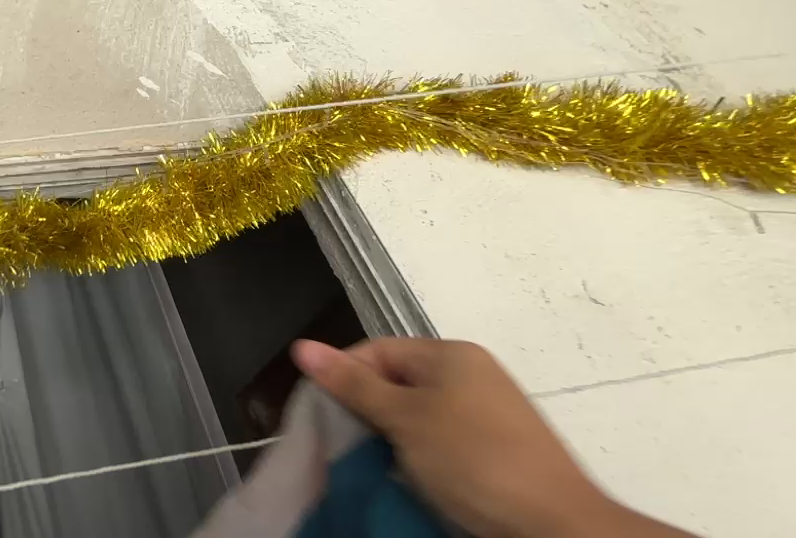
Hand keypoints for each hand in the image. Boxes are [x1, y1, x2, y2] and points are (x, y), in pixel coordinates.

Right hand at [291, 338, 695, 537]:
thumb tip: (301, 346)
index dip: (347, 378)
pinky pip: (447, 439)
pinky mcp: (504, 449)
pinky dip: (426, 455)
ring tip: (385, 464)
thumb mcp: (402, 419)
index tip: (331, 415)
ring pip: (420, 414)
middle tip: (353, 442)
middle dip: (371, 411)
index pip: (376, 351)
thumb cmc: (475, 461)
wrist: (564, 532)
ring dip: (397, 437)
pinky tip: (420, 478)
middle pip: (397, 381)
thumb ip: (351, 384)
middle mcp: (472, 374)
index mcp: (450, 355)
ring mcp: (492, 413)